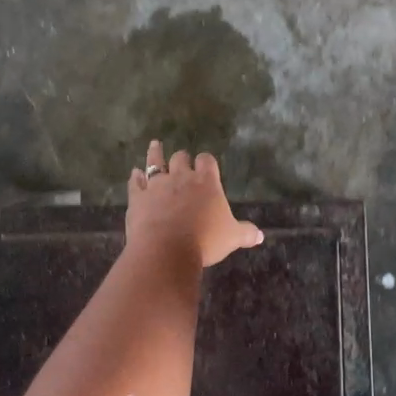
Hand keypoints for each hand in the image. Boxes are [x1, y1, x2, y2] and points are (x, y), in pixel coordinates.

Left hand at [127, 140, 264, 267]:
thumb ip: (245, 233)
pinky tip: (134, 173)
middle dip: (182, 158)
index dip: (206, 161)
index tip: (206, 164)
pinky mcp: (138, 197)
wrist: (166, 251)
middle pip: (181, 158)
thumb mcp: (231, 238)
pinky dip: (136, 177)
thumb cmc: (205, 241)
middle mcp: (181, 177)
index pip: (207, 161)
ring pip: (155, 162)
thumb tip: (261, 235)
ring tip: (155, 145)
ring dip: (155, 153)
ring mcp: (157, 185)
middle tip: (182, 160)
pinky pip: (136, 182)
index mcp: (206, 182)